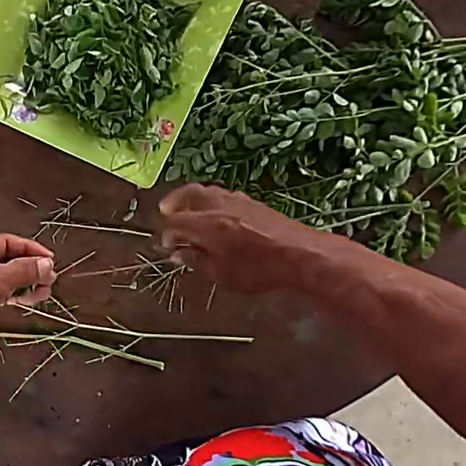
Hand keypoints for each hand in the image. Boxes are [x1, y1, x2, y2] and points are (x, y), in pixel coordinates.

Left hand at [0, 234, 56, 354]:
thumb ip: (25, 270)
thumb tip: (48, 263)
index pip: (7, 241)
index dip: (31, 250)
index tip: (50, 259)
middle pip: (9, 258)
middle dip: (30, 268)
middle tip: (50, 278)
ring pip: (8, 276)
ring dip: (27, 282)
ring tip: (45, 291)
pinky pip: (3, 290)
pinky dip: (18, 293)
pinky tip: (33, 298)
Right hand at [160, 184, 327, 293]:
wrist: (300, 254)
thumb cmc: (259, 270)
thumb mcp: (222, 275)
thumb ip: (198, 260)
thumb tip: (180, 253)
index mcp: (208, 224)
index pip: (175, 222)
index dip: (166, 234)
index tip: (167, 247)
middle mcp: (219, 206)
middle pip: (188, 194)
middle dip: (173, 203)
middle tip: (165, 213)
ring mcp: (237, 200)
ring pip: (206, 191)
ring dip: (191, 199)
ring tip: (186, 212)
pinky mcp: (252, 202)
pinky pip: (222, 195)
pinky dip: (209, 201)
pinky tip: (212, 215)